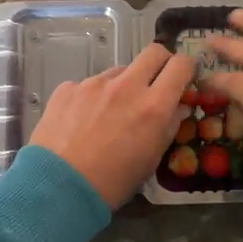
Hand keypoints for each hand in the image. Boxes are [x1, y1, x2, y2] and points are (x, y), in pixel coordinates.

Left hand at [30, 42, 194, 208]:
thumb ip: (169, 127)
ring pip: (119, 71)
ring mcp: (94, 83)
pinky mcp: (68, 88)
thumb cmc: (112, 182)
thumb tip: (179, 107)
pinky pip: (89, 85)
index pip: (181, 65)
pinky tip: (82, 122)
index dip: (186, 68)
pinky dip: (93, 98)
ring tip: (110, 114)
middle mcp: (127, 85)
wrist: (56, 189)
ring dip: (123, 85)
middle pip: (154, 52)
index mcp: (154, 105)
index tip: (183, 79)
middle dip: (160, 63)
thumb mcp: (150, 160)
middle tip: (154, 84)